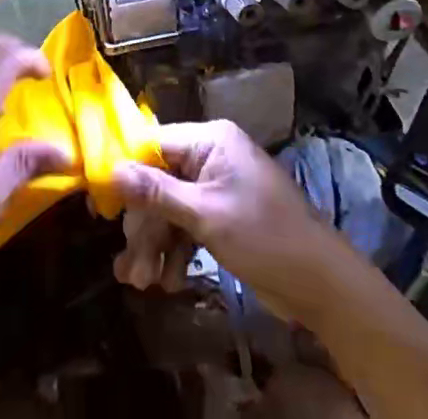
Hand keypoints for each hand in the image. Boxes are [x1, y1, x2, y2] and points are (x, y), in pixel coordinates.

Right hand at [111, 120, 326, 298]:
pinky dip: (176, 251)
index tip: (102, 205)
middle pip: (157, 182)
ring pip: (169, 209)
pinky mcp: (221, 215)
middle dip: (144, 227)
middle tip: (131, 267)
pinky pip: (186, 224)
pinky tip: (169, 281)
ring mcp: (216, 186)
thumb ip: (155, 192)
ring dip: (156, 246)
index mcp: (210, 140)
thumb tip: (109, 170)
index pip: (152, 145)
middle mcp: (211, 156)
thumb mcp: (205, 215)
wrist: (325, 287)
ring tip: (142, 283)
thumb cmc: (266, 238)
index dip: (125, 174)